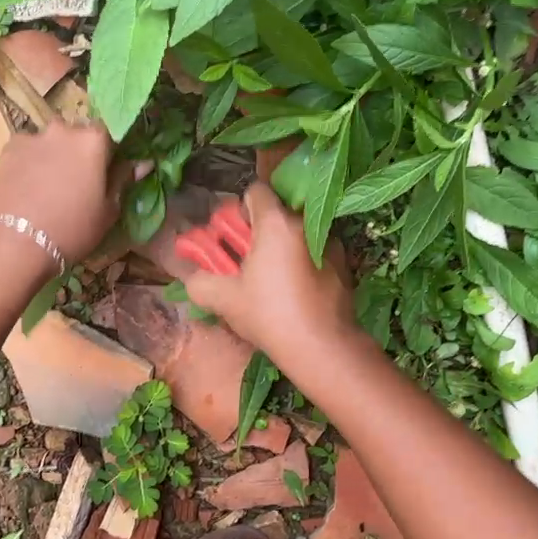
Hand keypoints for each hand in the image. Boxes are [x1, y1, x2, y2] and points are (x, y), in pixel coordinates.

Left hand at [0, 120, 123, 275]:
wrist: (18, 244)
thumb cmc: (73, 229)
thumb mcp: (108, 210)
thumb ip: (123, 180)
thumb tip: (142, 163)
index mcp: (93, 140)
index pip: (109, 135)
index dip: (108, 154)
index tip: (104, 174)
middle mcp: (63, 129)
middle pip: (77, 134)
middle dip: (79, 152)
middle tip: (76, 182)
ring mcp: (32, 137)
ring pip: (50, 141)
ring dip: (53, 155)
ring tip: (47, 186)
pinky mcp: (8, 149)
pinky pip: (27, 150)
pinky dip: (30, 162)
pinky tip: (27, 186)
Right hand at [183, 184, 356, 360]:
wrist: (322, 347)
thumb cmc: (269, 315)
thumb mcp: (224, 300)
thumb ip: (200, 282)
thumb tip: (193, 278)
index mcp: (276, 223)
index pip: (255, 191)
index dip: (240, 211)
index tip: (235, 238)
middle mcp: (305, 224)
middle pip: (277, 213)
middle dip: (259, 232)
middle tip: (247, 263)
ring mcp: (329, 243)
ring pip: (297, 234)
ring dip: (283, 247)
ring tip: (273, 281)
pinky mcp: (344, 264)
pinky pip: (315, 252)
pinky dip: (303, 262)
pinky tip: (296, 292)